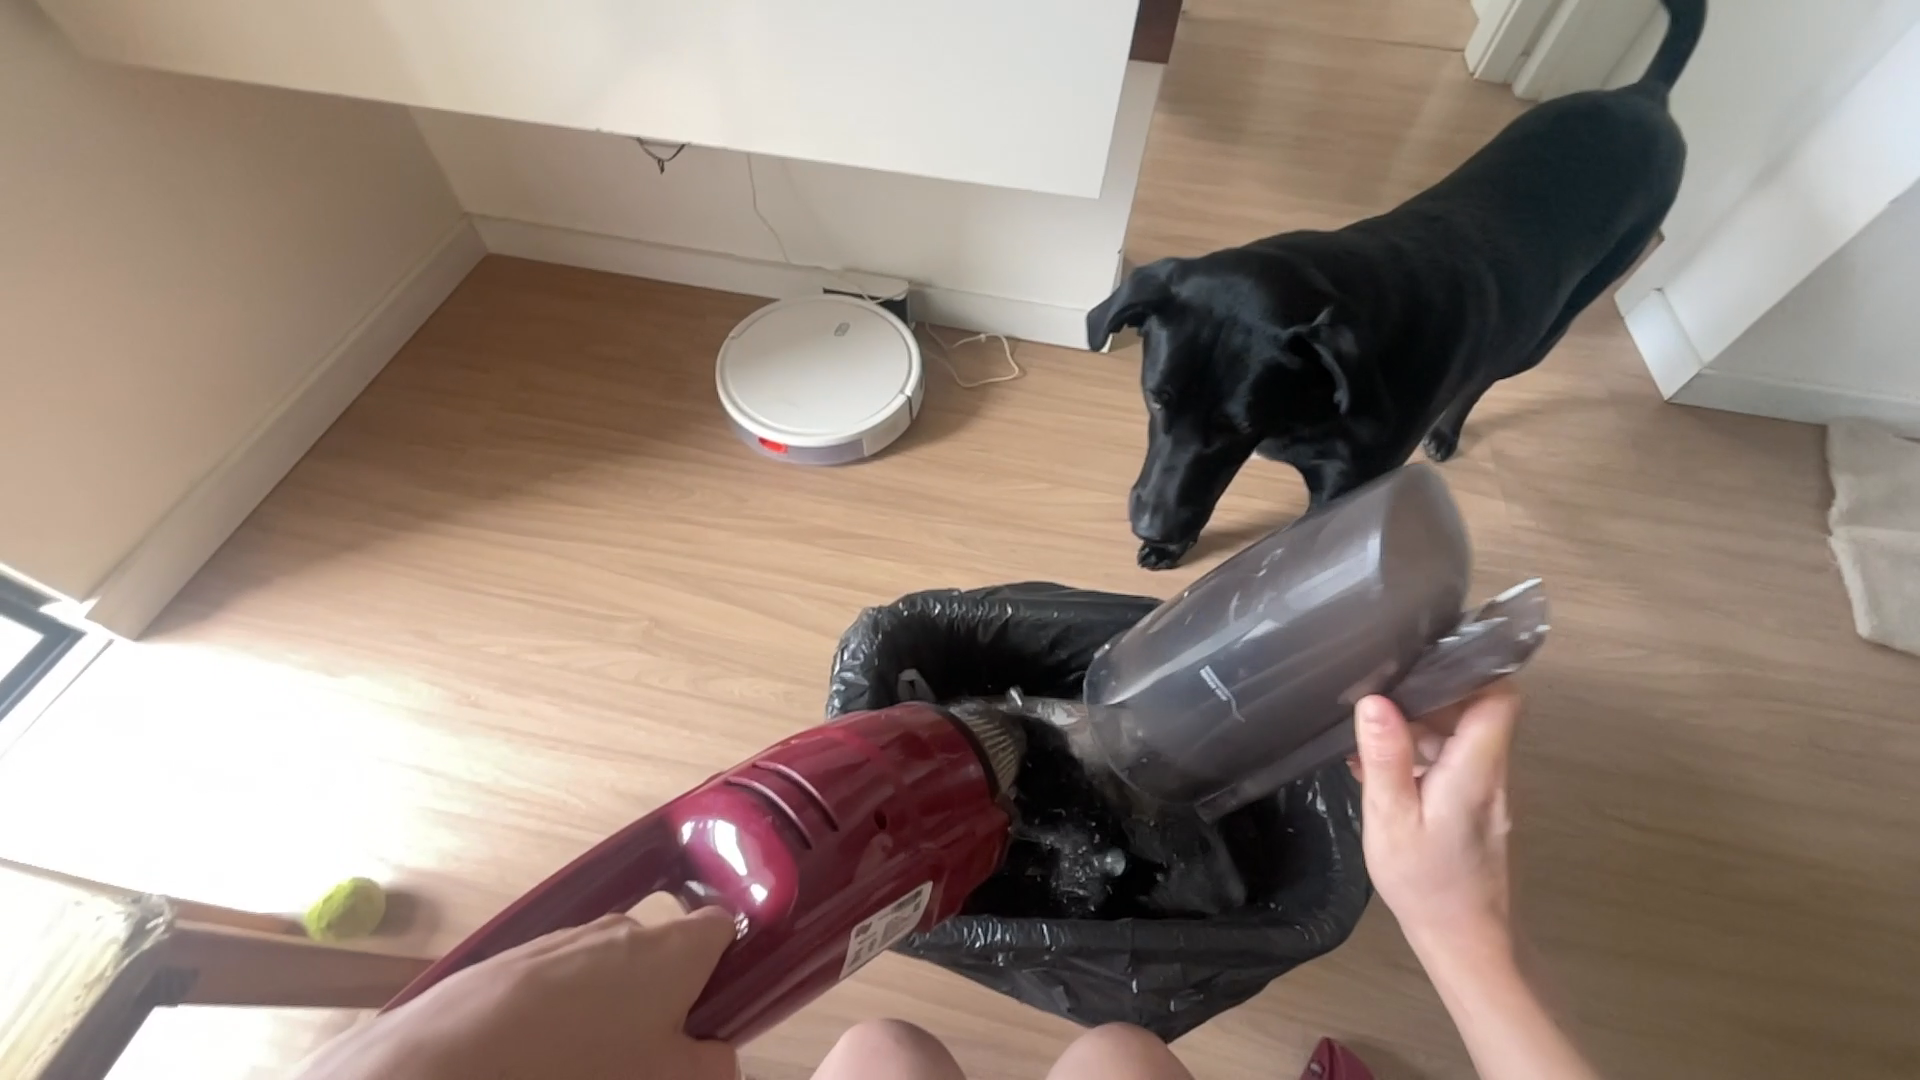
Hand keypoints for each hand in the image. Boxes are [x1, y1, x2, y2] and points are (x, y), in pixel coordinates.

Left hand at [297, 910, 738, 1079]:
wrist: (428, 1073)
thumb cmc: (575, 1072)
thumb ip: (712, 1068)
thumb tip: (718, 1057)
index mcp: (674, 947)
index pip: (724, 928)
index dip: (725, 969)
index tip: (710, 1018)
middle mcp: (625, 927)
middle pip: (664, 955)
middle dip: (662, 1003)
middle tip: (643, 1063)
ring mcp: (562, 940)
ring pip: (606, 973)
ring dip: (606, 1013)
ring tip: (577, 1069)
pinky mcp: (507, 961)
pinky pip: (554, 985)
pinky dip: (554, 1018)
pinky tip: (526, 1067)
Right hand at [1351, 682, 1520, 953]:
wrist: (1466, 943)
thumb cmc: (1426, 881)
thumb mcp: (1391, 818)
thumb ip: (1385, 757)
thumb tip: (1375, 700)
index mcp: (1475, 769)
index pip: (1500, 699)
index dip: (1472, 668)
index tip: (1424, 654)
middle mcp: (1491, 773)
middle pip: (1476, 710)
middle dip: (1428, 694)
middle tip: (1375, 689)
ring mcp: (1485, 790)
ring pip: (1458, 735)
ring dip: (1415, 725)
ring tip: (1364, 730)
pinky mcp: (1473, 806)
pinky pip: (1449, 760)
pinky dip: (1415, 753)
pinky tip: (1374, 766)